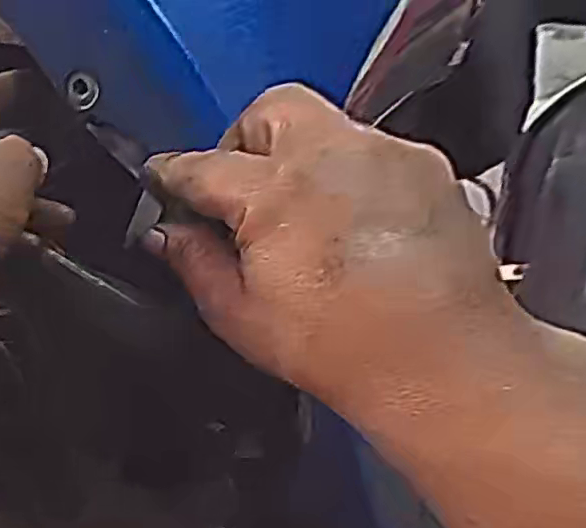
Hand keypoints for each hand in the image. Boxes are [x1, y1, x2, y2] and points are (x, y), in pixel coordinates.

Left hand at [0, 72, 61, 270]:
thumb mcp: (17, 161)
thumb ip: (31, 154)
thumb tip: (32, 163)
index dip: (11, 87)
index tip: (28, 87)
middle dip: (27, 169)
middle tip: (53, 174)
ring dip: (29, 210)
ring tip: (60, 221)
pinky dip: (13, 239)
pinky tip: (39, 247)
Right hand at [144, 85, 553, 408]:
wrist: (426, 356)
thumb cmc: (336, 345)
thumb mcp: (235, 313)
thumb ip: (193, 262)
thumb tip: (166, 234)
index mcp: (275, 194)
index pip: (203, 165)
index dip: (170, 175)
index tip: (159, 182)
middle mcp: (333, 156)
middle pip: (267, 112)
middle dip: (236, 145)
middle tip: (229, 198)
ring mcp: (385, 155)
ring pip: (320, 126)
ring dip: (289, 161)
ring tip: (285, 222)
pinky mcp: (422, 169)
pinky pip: (365, 151)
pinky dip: (336, 177)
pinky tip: (333, 230)